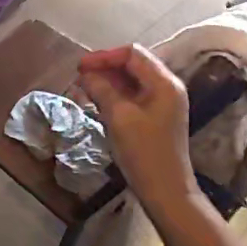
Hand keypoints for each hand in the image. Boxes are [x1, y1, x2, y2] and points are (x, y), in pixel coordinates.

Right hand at [77, 44, 196, 207]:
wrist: (165, 191)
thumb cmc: (144, 152)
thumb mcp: (119, 117)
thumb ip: (102, 90)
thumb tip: (85, 74)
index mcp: (164, 83)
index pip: (132, 54)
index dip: (104, 56)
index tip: (80, 67)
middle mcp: (167, 87)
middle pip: (133, 65)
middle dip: (105, 68)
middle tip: (79, 77)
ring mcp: (162, 103)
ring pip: (131, 81)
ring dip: (107, 81)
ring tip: (83, 89)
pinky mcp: (155, 116)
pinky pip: (133, 96)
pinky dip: (114, 95)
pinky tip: (97, 101)